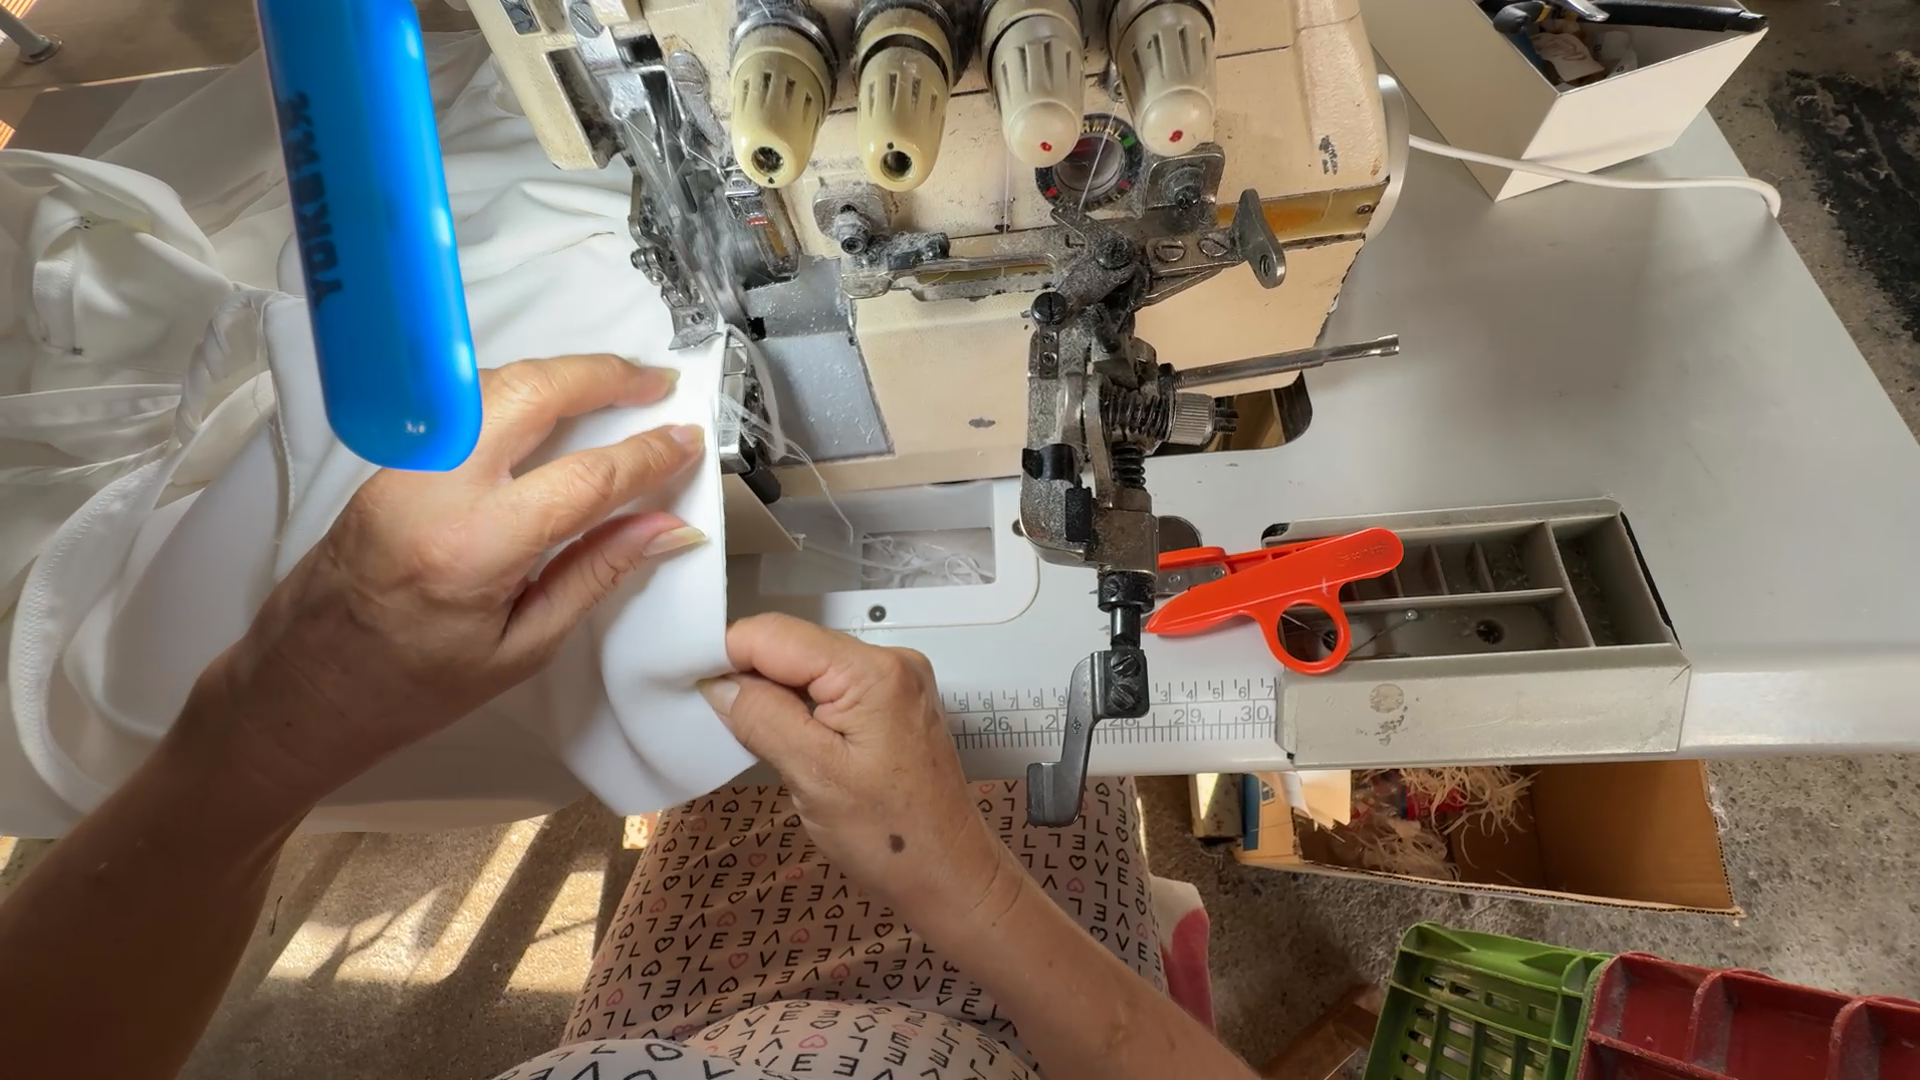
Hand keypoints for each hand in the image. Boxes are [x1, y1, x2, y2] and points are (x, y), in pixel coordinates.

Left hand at [189, 353, 707, 807]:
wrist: (295, 692)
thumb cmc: (415, 688)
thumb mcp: (526, 646)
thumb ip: (599, 572)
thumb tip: (670, 528)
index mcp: (473, 549)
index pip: (585, 478)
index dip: (648, 456)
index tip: (690, 439)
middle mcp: (430, 490)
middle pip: (528, 395)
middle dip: (603, 376)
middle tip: (657, 380)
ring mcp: (401, 468)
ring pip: (491, 386)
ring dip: (563, 374)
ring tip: (619, 382)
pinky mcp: (390, 464)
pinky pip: (467, 406)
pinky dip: (524, 390)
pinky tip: (560, 404)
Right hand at [700, 614, 1016, 929]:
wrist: (950, 873)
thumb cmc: (889, 837)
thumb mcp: (813, 777)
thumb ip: (761, 717)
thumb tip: (717, 682)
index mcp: (873, 670)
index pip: (776, 635)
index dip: (725, 654)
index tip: (687, 685)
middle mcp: (890, 659)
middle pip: (794, 646)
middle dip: (749, 675)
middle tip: (714, 717)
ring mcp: (897, 678)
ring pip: (810, 666)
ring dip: (775, 693)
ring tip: (750, 734)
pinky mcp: (895, 700)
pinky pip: (833, 685)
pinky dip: (802, 705)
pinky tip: (788, 737)